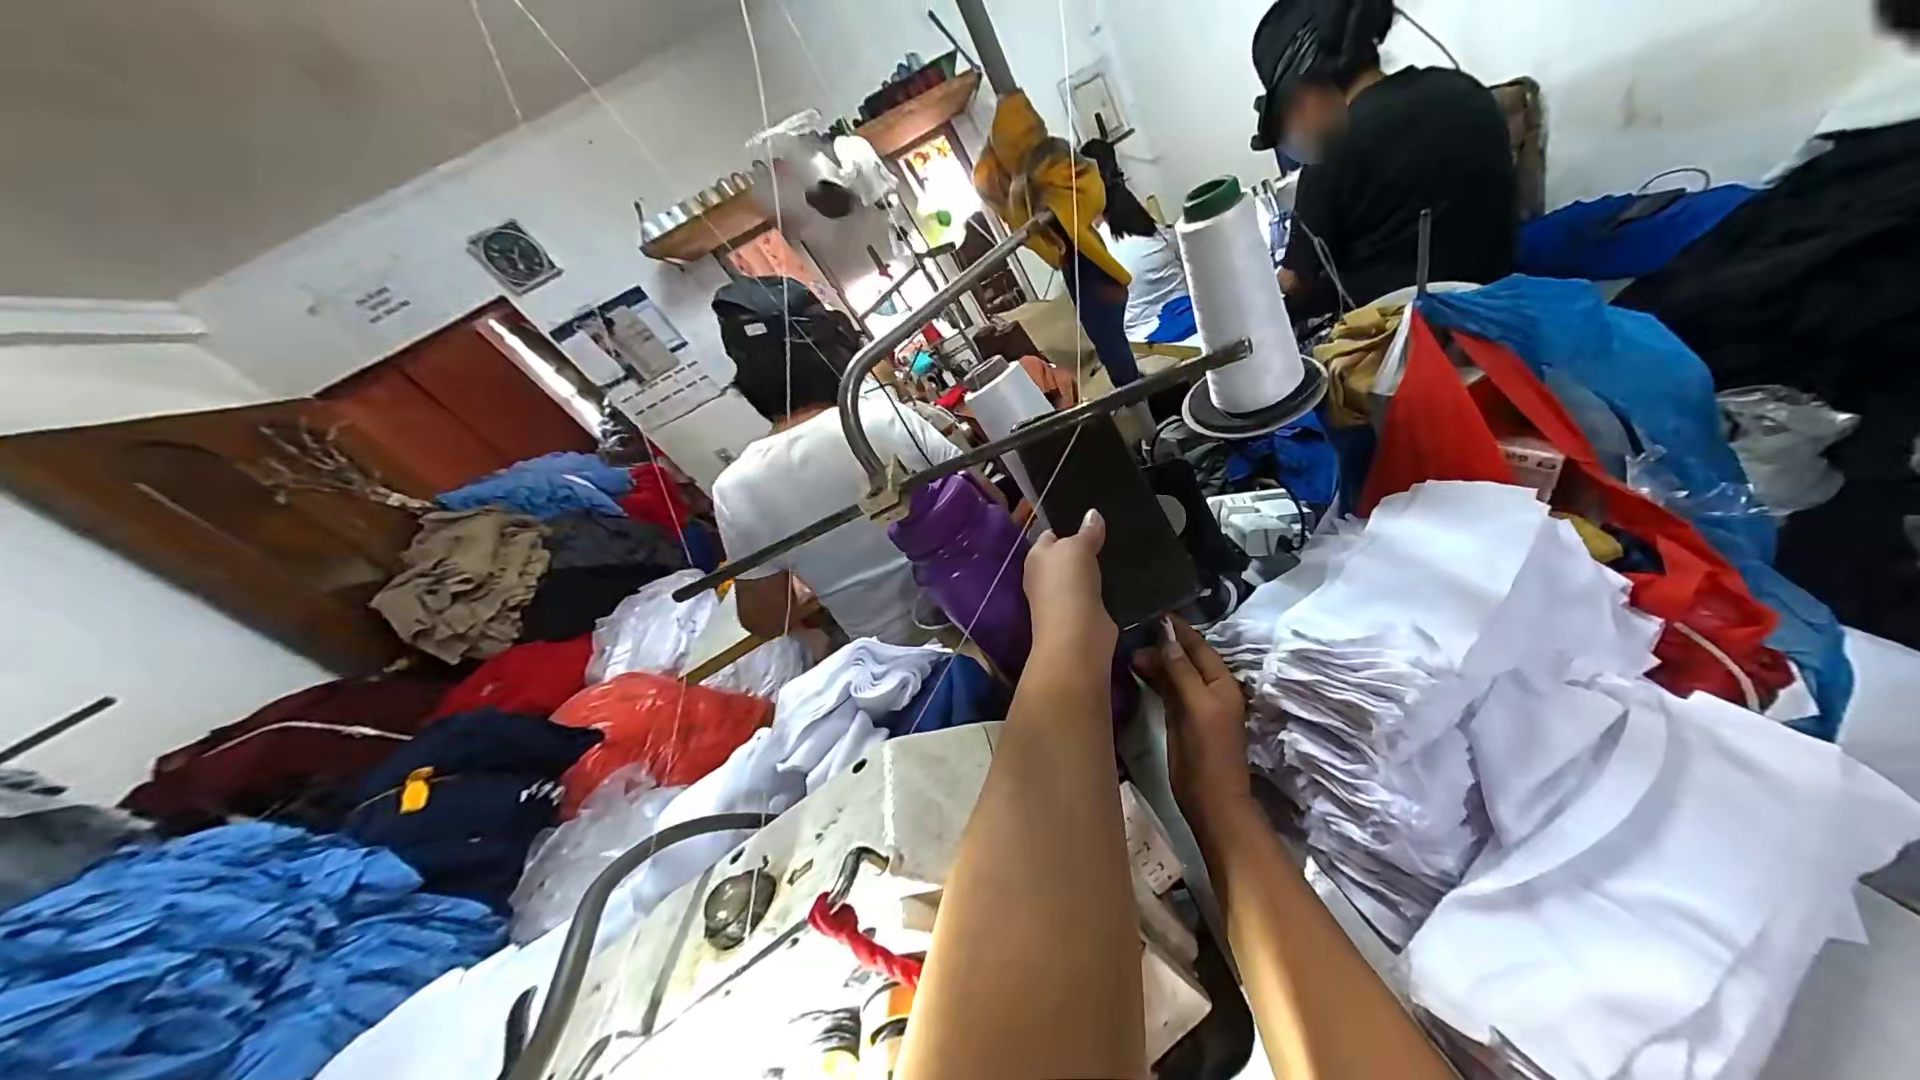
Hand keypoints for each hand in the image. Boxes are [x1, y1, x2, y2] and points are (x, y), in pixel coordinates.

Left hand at [1023, 509, 1116, 653]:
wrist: (1077, 633)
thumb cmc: (1068, 582)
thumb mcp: (1077, 548)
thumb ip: (1086, 532)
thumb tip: (1093, 513)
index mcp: (1035, 558)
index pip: (1049, 536)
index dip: (1066, 526)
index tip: (1090, 518)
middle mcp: (1044, 577)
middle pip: (1065, 557)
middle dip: (1083, 547)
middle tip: (1111, 532)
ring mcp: (1063, 598)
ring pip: (1081, 575)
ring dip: (1095, 568)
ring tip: (1119, 550)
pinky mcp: (1082, 613)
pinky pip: (1093, 592)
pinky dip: (1103, 586)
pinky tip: (1120, 577)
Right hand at [1133, 616, 1251, 817]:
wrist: (1210, 799)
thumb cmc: (1208, 752)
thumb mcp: (1197, 706)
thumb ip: (1182, 672)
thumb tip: (1166, 637)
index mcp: (1221, 682)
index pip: (1199, 646)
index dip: (1178, 629)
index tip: (1154, 611)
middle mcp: (1209, 688)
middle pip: (1184, 657)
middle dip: (1161, 644)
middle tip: (1132, 634)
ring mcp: (1193, 703)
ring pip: (1172, 672)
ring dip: (1154, 661)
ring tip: (1128, 652)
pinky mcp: (1178, 717)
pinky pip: (1165, 688)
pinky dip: (1152, 678)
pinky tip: (1135, 670)